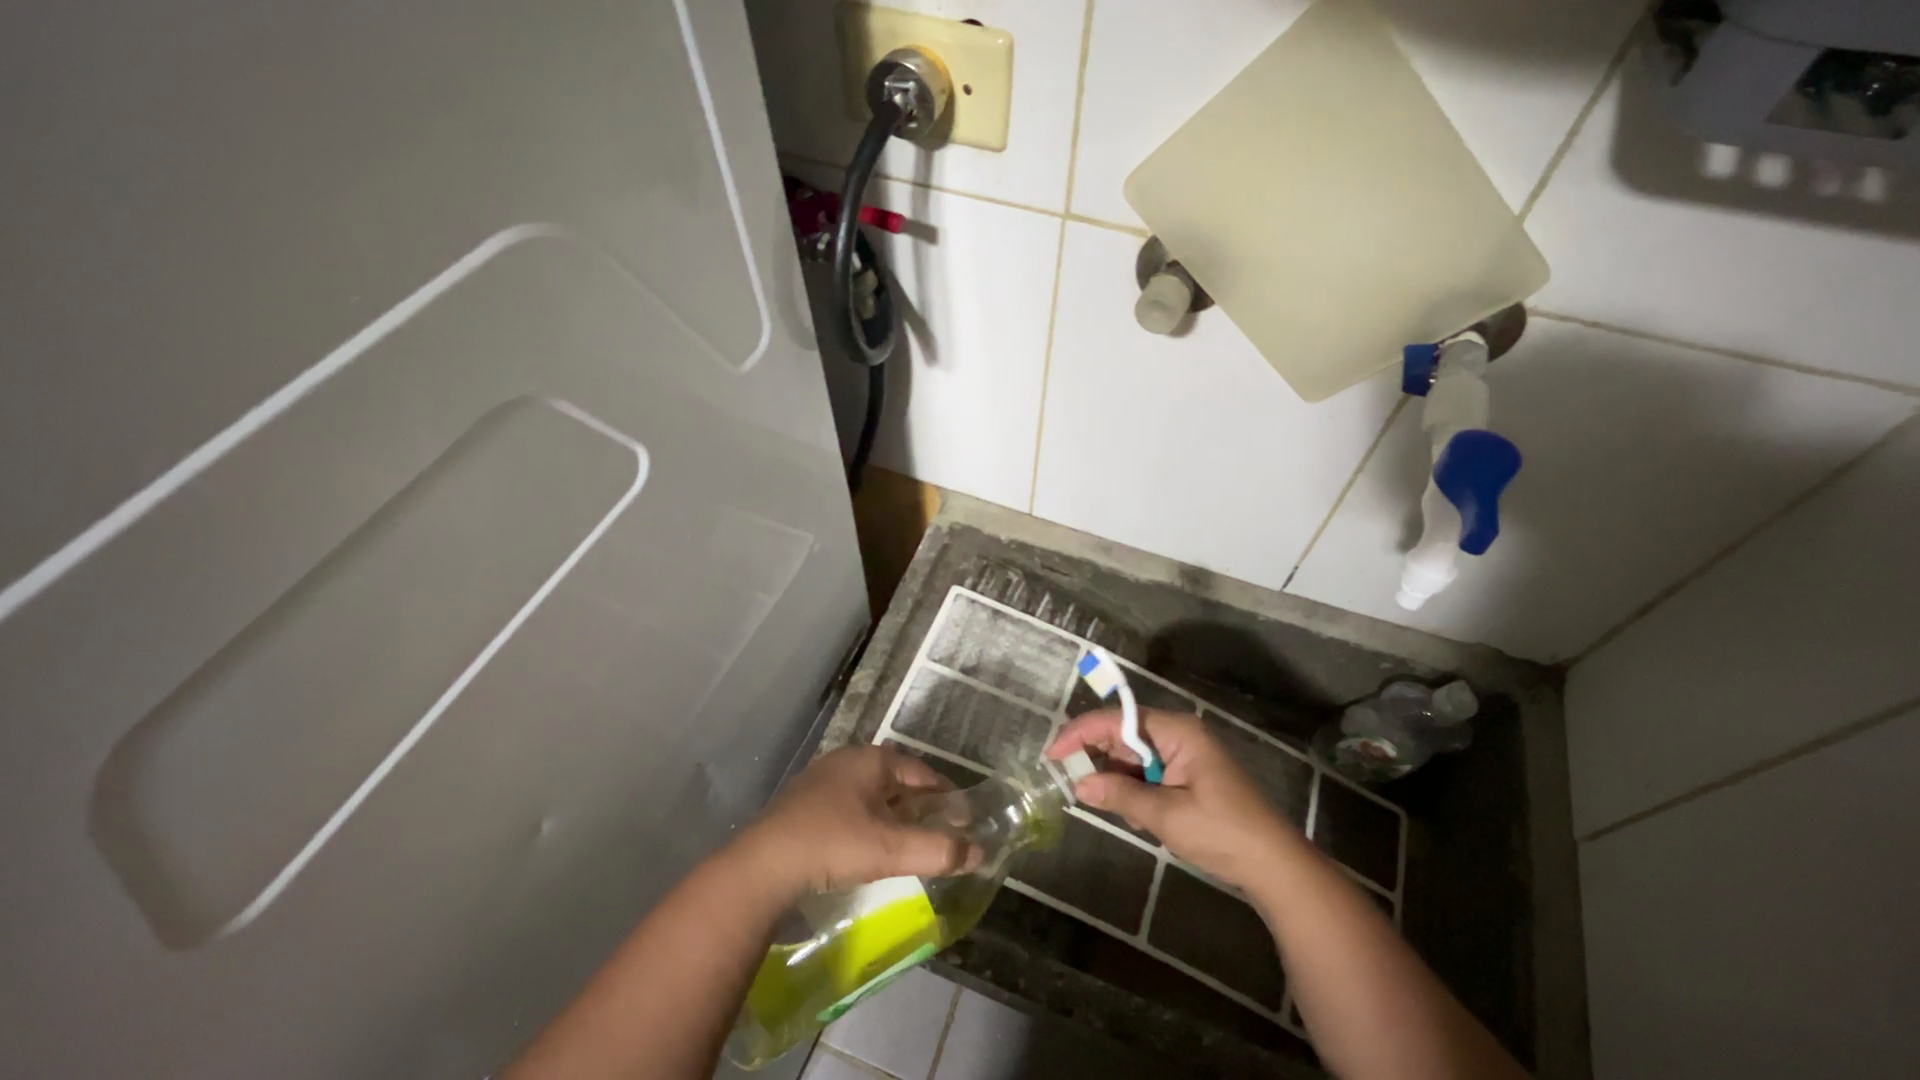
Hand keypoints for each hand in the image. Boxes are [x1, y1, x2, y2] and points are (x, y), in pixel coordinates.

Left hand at [732, 745, 982, 898]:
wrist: (764, 866)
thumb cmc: (834, 844)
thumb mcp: (892, 849)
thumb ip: (939, 850)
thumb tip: (979, 852)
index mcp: (870, 760)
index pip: (922, 772)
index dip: (946, 795)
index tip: (964, 820)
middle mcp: (846, 762)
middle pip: (896, 782)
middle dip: (920, 807)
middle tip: (941, 834)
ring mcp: (820, 782)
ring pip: (871, 796)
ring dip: (893, 817)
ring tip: (910, 844)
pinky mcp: (803, 807)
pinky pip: (849, 809)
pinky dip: (868, 825)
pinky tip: (870, 849)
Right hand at [1048, 709, 1297, 890]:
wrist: (1273, 863)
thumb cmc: (1222, 832)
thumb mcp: (1165, 815)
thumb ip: (1120, 795)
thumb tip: (1079, 785)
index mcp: (1176, 732)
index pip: (1117, 720)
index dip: (1081, 733)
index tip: (1052, 754)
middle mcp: (1178, 735)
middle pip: (1123, 734)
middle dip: (1096, 757)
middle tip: (1068, 781)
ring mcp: (1185, 756)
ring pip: (1133, 756)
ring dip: (1115, 778)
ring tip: (1102, 803)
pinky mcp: (1188, 777)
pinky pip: (1148, 774)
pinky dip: (1132, 790)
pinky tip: (1132, 814)